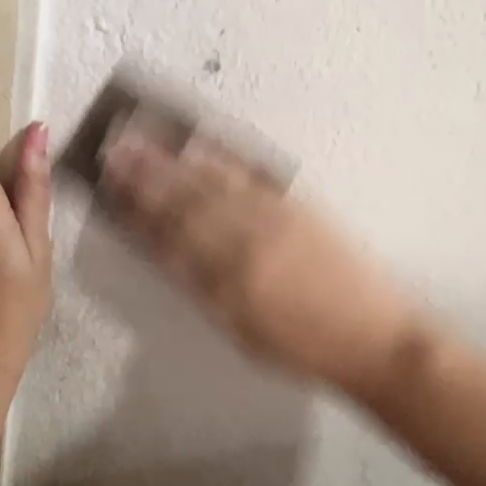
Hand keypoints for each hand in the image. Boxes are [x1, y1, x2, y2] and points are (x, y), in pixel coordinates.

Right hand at [101, 131, 422, 397]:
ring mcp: (270, 220)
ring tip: (142, 137)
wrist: (375, 341)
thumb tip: (163, 251)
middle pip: (181, 201)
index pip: (167, 237)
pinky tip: (197, 144)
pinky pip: (249, 175)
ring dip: (171, 158)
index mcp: (224, 283)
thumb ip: (199, 289)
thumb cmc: (303, 349)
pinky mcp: (296, 206)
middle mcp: (242, 245)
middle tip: (113, 148)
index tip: (109, 187)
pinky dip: (219, 157)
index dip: (134, 210)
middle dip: (143, 174)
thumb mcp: (239, 332)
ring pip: (209, 182)